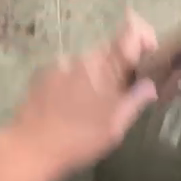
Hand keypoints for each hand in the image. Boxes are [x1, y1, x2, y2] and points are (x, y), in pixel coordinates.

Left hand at [4, 10, 159, 173]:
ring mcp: (59, 63)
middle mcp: (82, 58)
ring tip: (94, 105)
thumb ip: (134, 101)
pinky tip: (71, 104)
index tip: (150, 52)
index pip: (129, 33)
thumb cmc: (78, 141)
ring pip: (88, 62)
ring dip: (96, 76)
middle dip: (119, 66)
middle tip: (123, 93)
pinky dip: (76, 80)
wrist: (30, 147)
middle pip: (108, 50)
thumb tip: (150, 85)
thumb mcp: (114, 127)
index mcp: (104, 68)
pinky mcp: (42, 73)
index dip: (143, 35)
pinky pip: (68, 70)